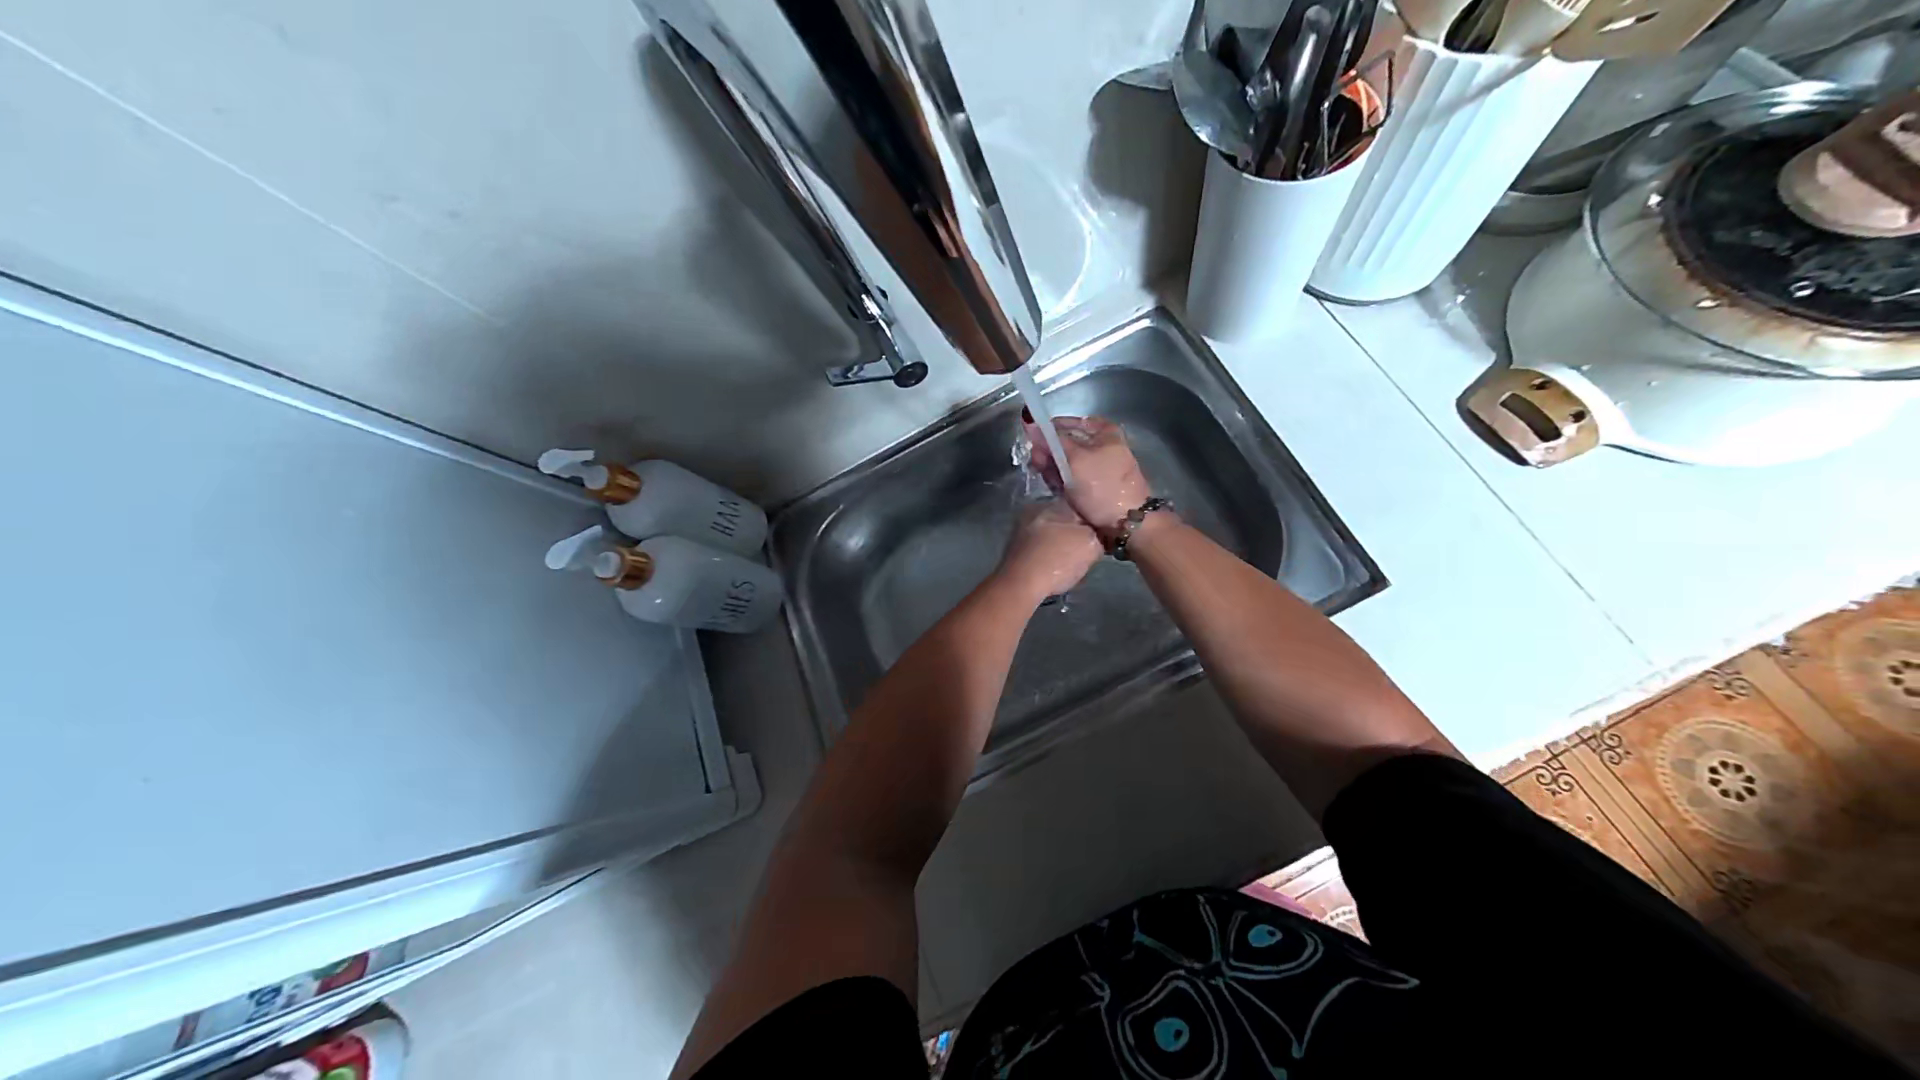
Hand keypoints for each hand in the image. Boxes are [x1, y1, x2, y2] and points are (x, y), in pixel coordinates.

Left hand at [996, 500, 1102, 601]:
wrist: (1020, 584)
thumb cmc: (1057, 559)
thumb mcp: (1091, 545)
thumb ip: (1099, 535)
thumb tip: (1100, 535)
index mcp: (1052, 503)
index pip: (1081, 505)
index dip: (1095, 520)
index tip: (1104, 536)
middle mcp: (1034, 511)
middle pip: (1066, 521)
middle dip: (1078, 535)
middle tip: (1090, 552)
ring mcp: (1021, 531)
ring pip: (1053, 537)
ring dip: (1064, 549)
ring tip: (1074, 566)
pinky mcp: (1015, 551)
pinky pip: (1042, 552)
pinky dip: (1051, 560)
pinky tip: (1057, 573)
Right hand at [1024, 415, 1151, 533]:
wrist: (1126, 522)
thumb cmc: (1102, 486)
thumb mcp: (1075, 459)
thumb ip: (1052, 441)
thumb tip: (1030, 422)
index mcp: (1105, 432)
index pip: (1070, 422)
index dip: (1050, 429)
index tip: (1034, 439)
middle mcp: (1103, 446)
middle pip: (1067, 443)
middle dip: (1050, 452)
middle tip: (1036, 461)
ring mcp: (1099, 467)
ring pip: (1067, 462)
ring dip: (1053, 468)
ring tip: (1047, 478)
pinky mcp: (1095, 486)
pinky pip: (1072, 478)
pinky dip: (1062, 481)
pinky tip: (1055, 487)